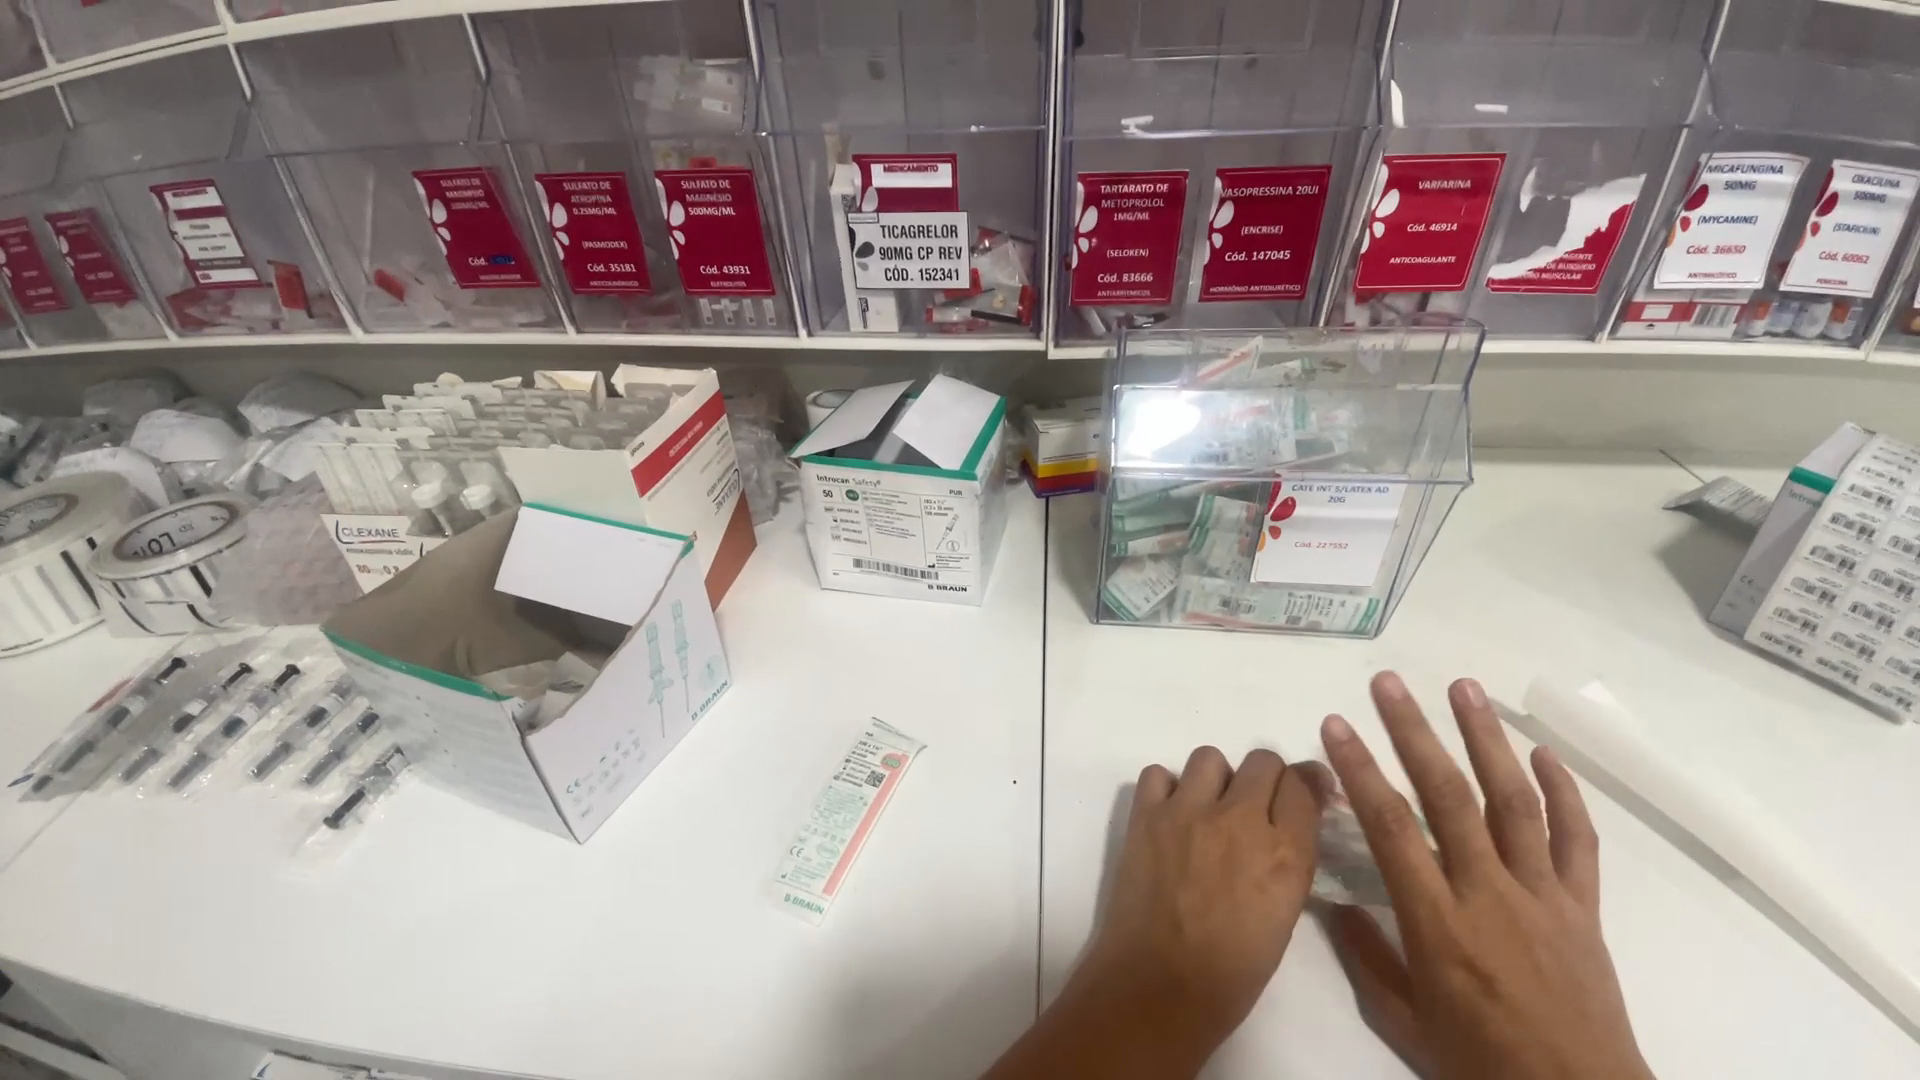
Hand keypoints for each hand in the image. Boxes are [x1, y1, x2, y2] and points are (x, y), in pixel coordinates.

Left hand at [1076, 747, 1327, 1067]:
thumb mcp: (1284, 914)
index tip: (1300, 792)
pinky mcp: (1147, 815)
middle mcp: (1240, 820)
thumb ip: (1288, 859)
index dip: (1305, 784)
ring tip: (1206, 810)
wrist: (1159, 984)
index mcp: (1286, 853)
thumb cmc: (1232, 969)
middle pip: (1262, 761)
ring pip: (1210, 757)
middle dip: (1263, 778)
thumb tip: (1285, 825)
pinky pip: (1158, 774)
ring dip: (1214, 779)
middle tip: (1251, 806)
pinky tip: (1169, 817)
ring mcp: (1189, 812)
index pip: (1304, 784)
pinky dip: (1166, 788)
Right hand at [1321, 672, 1652, 1079]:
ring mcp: (1543, 895)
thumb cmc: (1480, 1062)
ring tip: (1462, 688)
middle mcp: (1489, 893)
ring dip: (1486, 739)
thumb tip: (1335, 901)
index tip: (1335, 725)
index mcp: (1438, 922)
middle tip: (1389, 683)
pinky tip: (1542, 752)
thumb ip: (1366, 955)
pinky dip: (1563, 791)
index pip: (1390, 826)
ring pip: (1512, 801)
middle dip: (1414, 732)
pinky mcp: (1584, 906)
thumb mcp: (1404, 1019)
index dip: (1359, 769)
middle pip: (1448, 796)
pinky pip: (1577, 840)